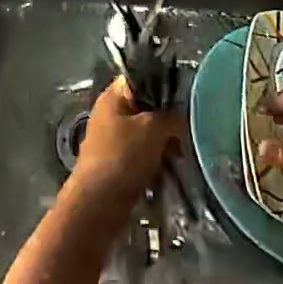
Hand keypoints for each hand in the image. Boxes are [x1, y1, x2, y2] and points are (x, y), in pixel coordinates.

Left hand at [69, 77, 181, 202]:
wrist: (98, 205)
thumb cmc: (123, 156)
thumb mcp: (152, 129)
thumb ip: (171, 117)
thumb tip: (181, 118)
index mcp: (113, 98)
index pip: (139, 79)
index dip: (160, 84)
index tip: (182, 97)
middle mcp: (111, 115)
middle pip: (146, 110)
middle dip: (166, 122)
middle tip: (184, 133)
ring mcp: (113, 142)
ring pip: (146, 136)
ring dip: (164, 146)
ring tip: (180, 156)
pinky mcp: (118, 165)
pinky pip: (143, 157)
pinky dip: (156, 163)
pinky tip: (170, 171)